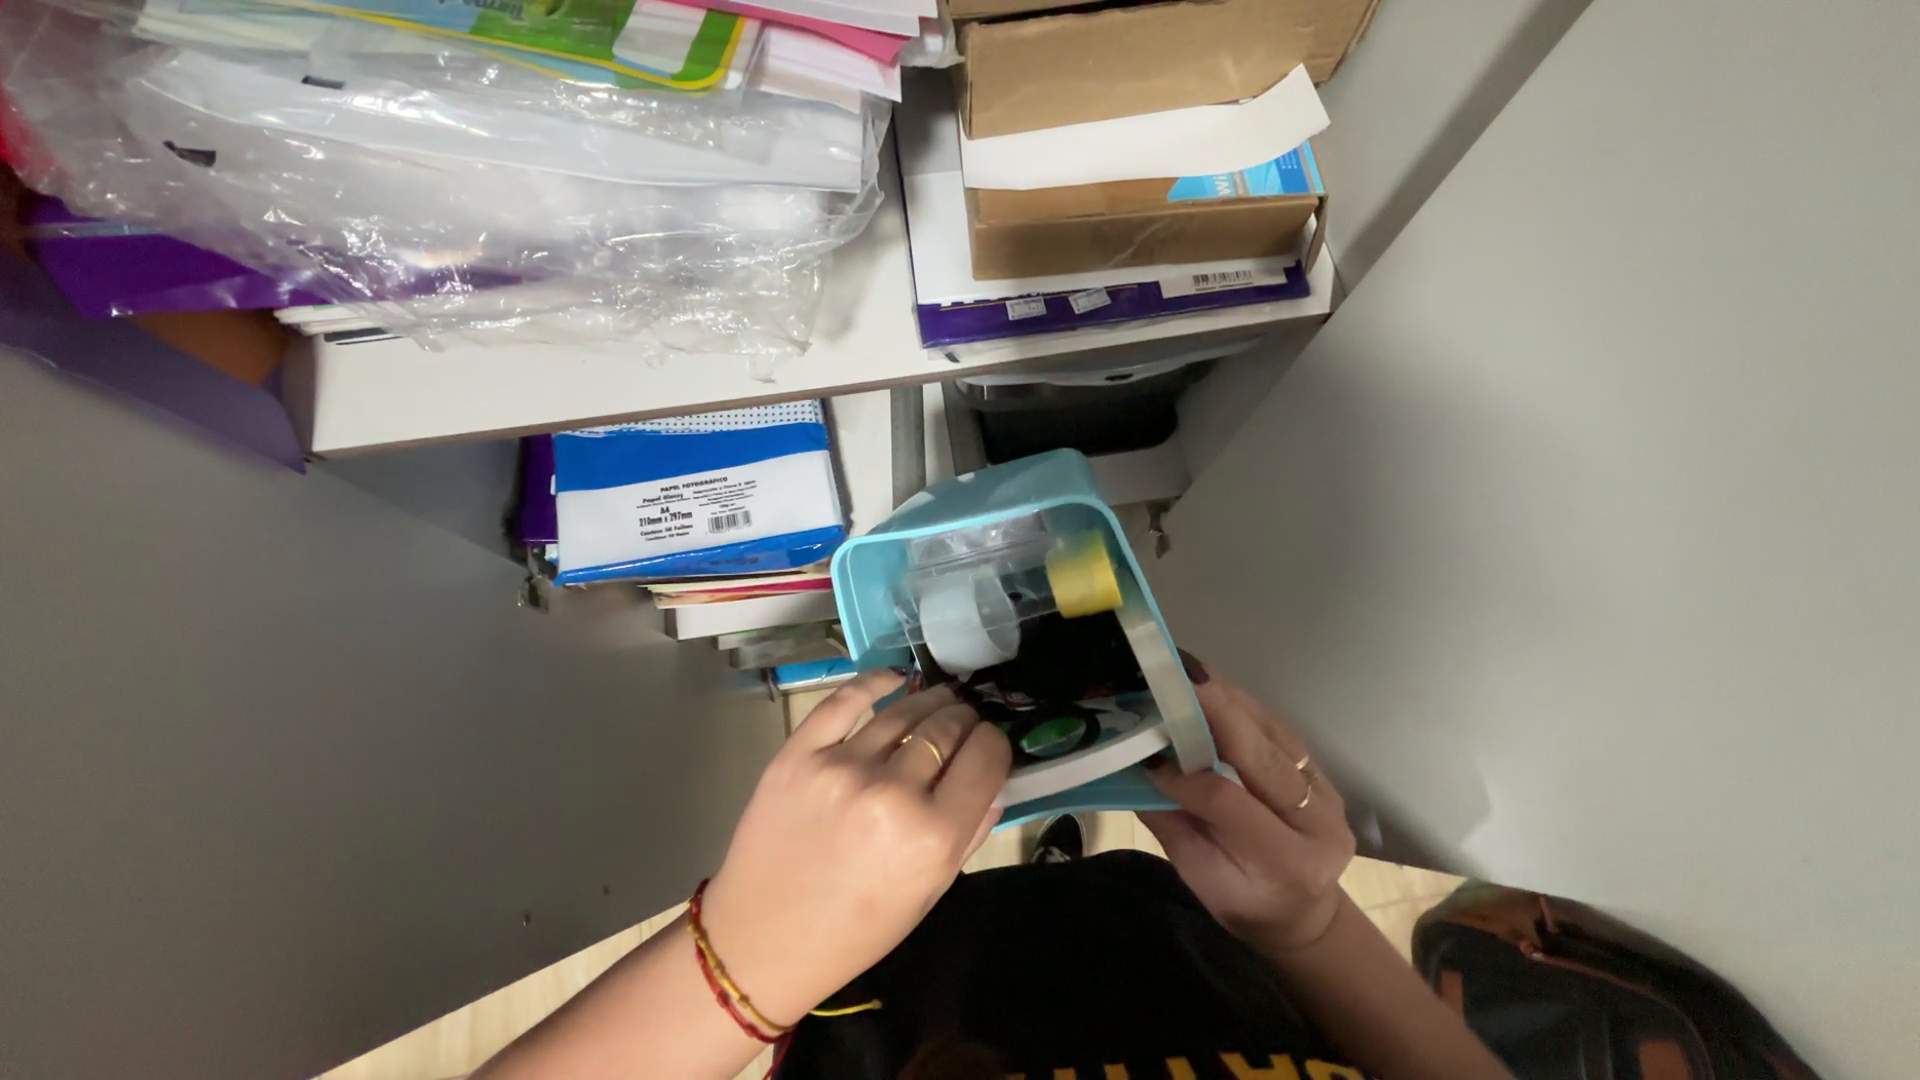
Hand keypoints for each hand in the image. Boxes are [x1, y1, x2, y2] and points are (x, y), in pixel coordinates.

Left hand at [699, 673, 1010, 1026]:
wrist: (762, 941)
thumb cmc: (856, 930)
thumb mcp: (930, 893)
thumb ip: (969, 833)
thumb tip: (993, 782)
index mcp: (932, 836)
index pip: (987, 757)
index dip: (995, 743)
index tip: (989, 745)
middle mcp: (892, 792)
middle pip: (947, 728)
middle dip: (965, 721)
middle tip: (964, 724)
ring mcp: (841, 767)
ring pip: (903, 710)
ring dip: (930, 700)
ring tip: (939, 700)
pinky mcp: (798, 753)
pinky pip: (844, 700)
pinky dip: (874, 681)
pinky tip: (893, 679)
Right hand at [1140, 656, 1356, 954]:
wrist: (1299, 912)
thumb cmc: (1241, 901)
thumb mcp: (1197, 875)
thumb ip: (1169, 820)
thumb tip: (1132, 767)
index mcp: (1286, 861)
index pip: (1229, 802)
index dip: (1185, 776)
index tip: (1146, 757)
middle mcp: (1318, 822)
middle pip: (1262, 756)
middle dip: (1216, 712)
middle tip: (1176, 678)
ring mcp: (1327, 793)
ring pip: (1273, 734)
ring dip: (1228, 698)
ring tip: (1189, 673)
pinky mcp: (1319, 772)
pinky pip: (1278, 730)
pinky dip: (1242, 706)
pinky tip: (1213, 687)